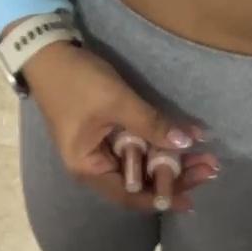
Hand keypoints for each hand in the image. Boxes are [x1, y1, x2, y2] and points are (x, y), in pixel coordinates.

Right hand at [24, 40, 218, 211]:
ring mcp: (98, 152)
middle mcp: (93, 168)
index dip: (163, 198)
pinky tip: (181, 143)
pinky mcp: (104, 136)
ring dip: (170, 162)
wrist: (44, 52)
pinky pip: (135, 151)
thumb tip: (187, 143)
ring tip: (202, 157)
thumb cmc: (76, 80)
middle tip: (207, 168)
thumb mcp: (117, 101)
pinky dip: (157, 147)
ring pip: (140, 167)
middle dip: (174, 177)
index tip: (191, 198)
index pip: (131, 196)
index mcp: (89, 169)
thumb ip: (151, 124)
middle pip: (139, 184)